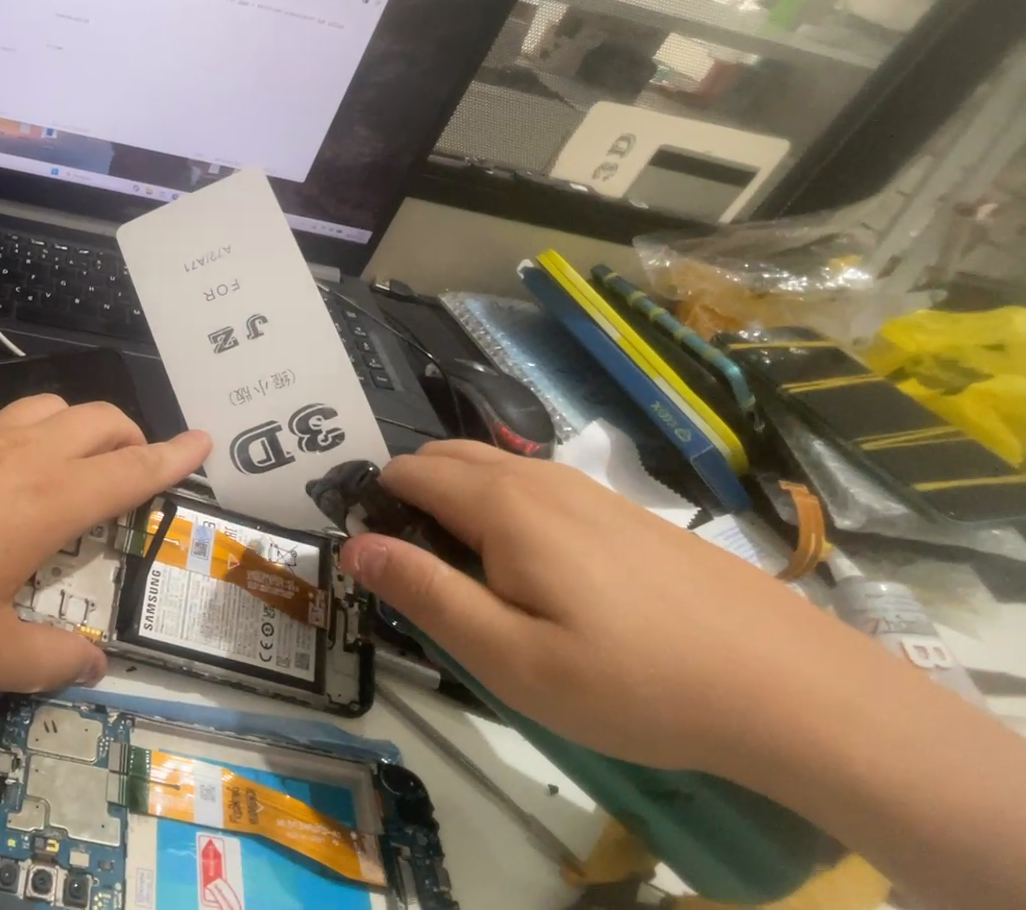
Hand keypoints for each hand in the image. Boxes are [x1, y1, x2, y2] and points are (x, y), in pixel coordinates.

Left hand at [0, 395, 209, 691]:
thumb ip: (49, 661)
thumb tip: (94, 666)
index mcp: (48, 501)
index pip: (130, 471)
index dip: (173, 458)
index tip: (203, 440)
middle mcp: (22, 455)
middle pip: (98, 420)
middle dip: (133, 436)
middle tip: (140, 467)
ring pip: (52, 407)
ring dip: (83, 426)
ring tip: (80, 462)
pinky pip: (8, 418)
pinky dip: (34, 431)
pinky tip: (8, 471)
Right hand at [339, 440, 889, 775]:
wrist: (794, 691)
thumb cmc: (632, 681)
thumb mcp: (507, 655)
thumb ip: (423, 592)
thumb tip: (354, 545)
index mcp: (503, 504)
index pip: (409, 472)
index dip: (376, 504)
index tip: (375, 558)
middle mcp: (540, 478)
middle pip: (445, 457)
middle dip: (409, 494)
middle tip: (413, 570)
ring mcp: (588, 490)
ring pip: (491, 468)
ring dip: (454, 500)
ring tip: (465, 573)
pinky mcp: (623, 511)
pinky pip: (534, 486)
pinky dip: (500, 506)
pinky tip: (529, 570)